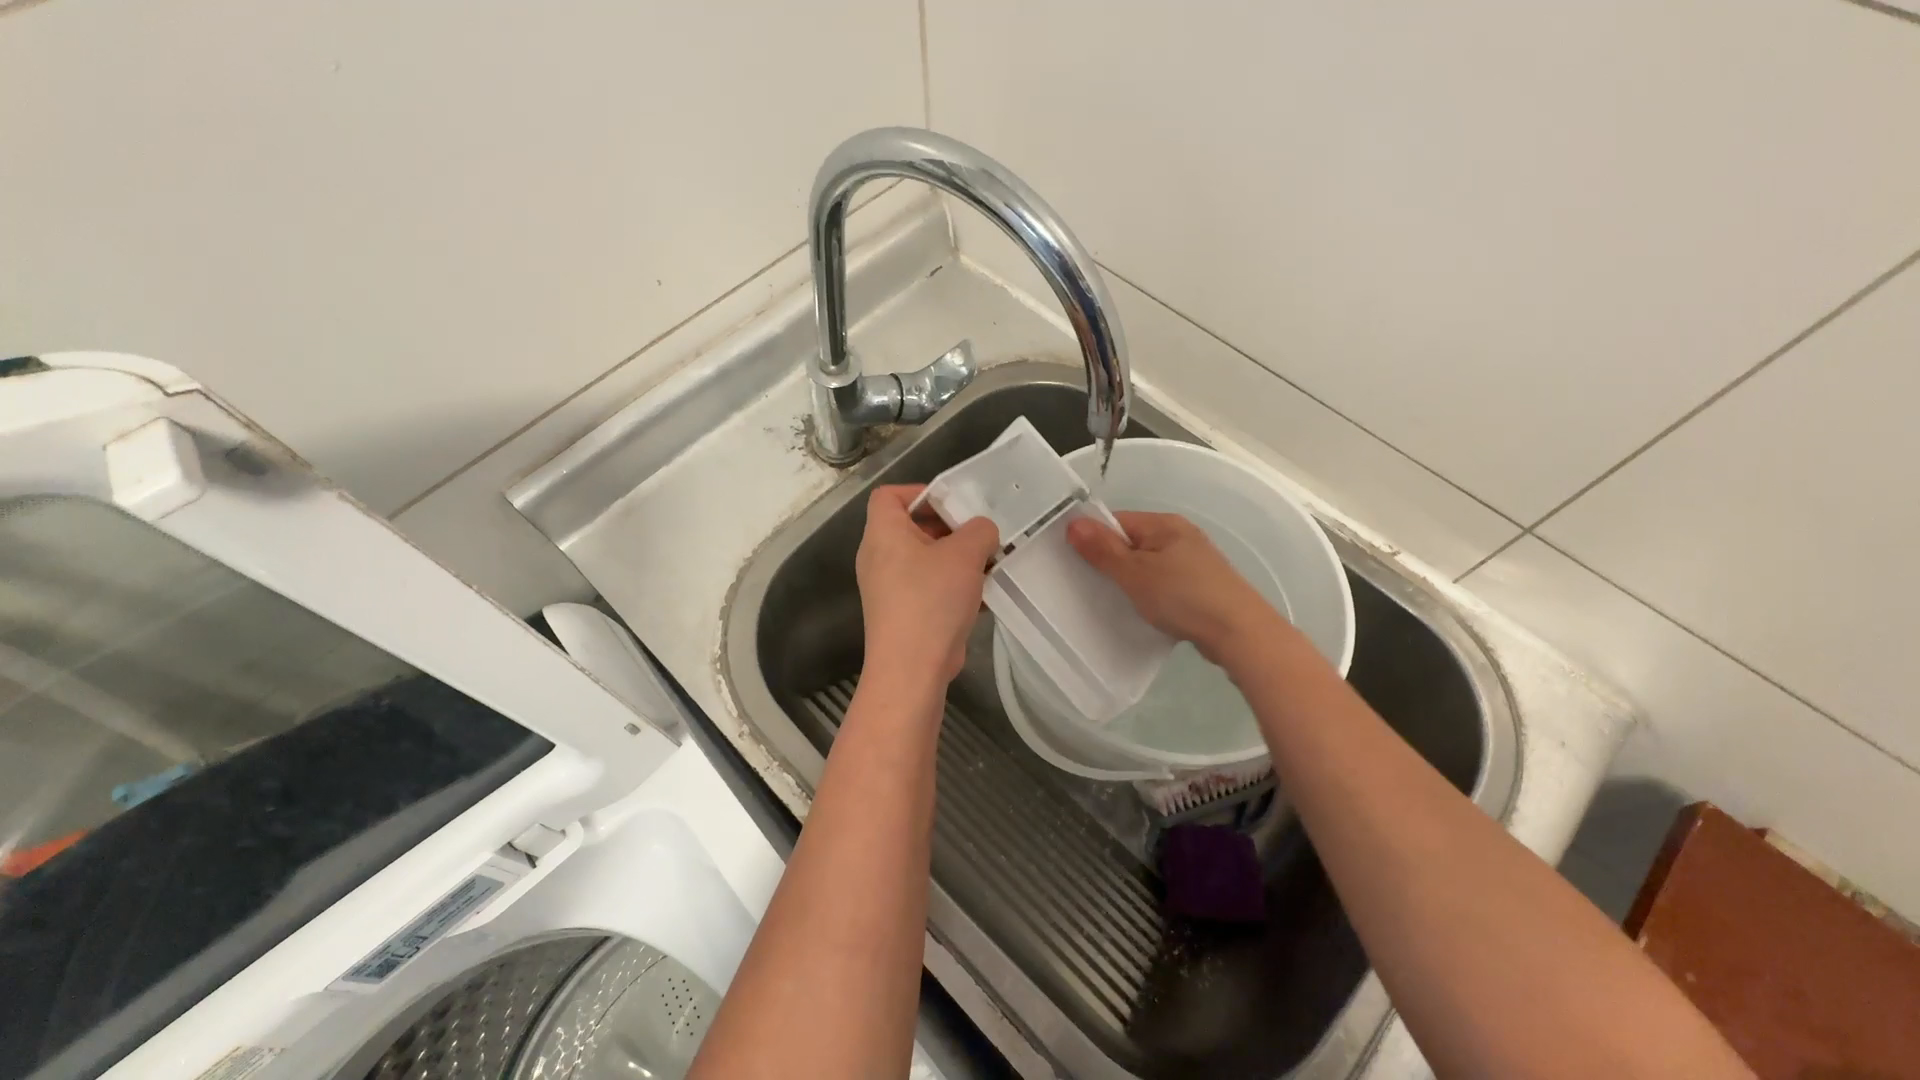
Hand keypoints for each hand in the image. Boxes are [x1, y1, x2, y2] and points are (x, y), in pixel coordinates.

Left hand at [855, 485, 999, 687]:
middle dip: (949, 528)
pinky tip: (982, 597)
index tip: (954, 503)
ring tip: (988, 566)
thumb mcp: (965, 554)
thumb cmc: (932, 600)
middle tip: (980, 536)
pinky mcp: (901, 612)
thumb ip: (980, 530)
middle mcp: (878, 556)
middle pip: (912, 526)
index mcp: (883, 533)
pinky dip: (951, 586)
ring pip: (924, 559)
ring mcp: (887, 587)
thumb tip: (982, 532)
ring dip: (956, 560)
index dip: (920, 491)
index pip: (889, 495)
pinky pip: (927, 586)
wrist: (911, 667)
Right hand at [1066, 511, 1282, 666]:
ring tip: (1115, 601)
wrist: (1239, 631)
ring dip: (1132, 581)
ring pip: (1149, 565)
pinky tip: (1146, 611)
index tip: (1076, 563)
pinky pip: (1165, 583)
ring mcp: (1194, 561)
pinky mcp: (1202, 585)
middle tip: (1090, 586)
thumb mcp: (1135, 573)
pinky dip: (1151, 594)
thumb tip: (1073, 522)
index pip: (1117, 521)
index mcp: (1164, 524)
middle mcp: (1180, 535)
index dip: (1094, 539)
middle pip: (1132, 542)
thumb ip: (1103, 550)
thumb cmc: (1183, 596)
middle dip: (1111, 562)